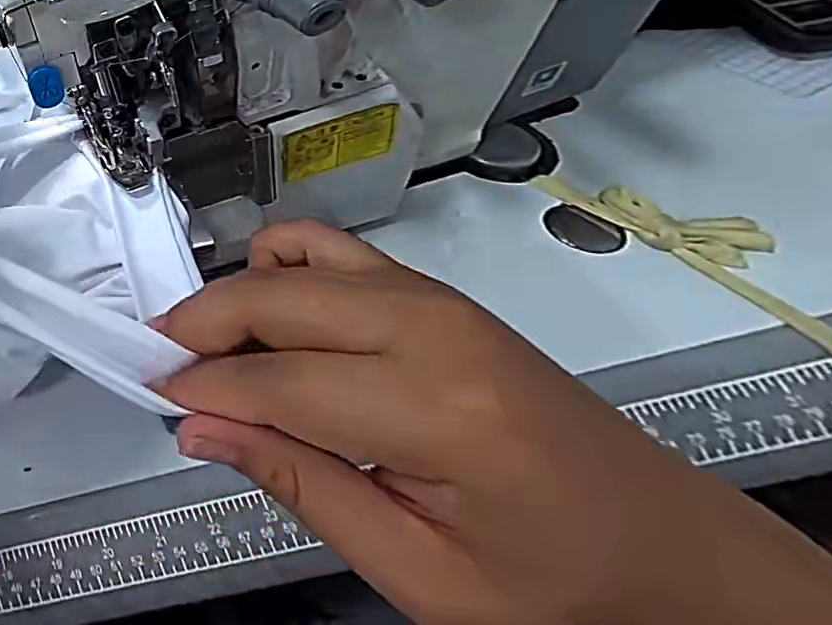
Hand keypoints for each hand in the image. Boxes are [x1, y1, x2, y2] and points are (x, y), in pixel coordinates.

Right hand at [155, 220, 831, 623]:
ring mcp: (429, 293)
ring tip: (209, 347)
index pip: (276, 383)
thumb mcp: (418, 571)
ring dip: (230, 300)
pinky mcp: (426, 284)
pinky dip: (276, 261)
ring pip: (285, 267)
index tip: (157, 396)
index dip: (202, 388)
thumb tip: (198, 428)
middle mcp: (429, 327)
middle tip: (164, 365)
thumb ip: (296, 483)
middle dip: (198, 329)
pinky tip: (268, 302)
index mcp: (438, 411)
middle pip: (269, 302)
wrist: (674, 554)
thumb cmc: (554, 587)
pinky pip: (323, 243)